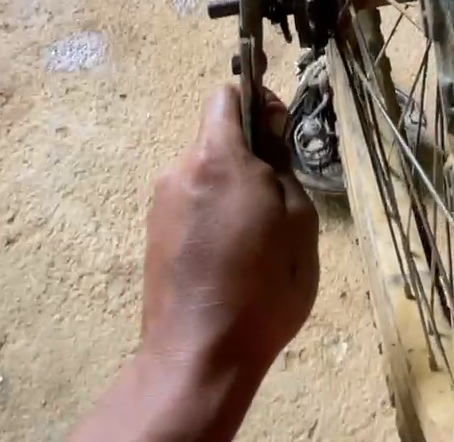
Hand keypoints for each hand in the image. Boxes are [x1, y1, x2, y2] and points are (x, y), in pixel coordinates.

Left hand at [140, 84, 318, 383]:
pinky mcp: (154, 232)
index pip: (228, 95)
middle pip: (218, 135)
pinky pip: (192, 198)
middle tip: (280, 194)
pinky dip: (215, 208)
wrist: (199, 358)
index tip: (280, 130)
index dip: (259, 101)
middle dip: (251, 151)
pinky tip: (232, 250)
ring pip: (206, 169)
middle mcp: (180, 170)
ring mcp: (161, 202)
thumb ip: (282, 163)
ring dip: (234, 183)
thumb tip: (270, 130)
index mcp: (217, 158)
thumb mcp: (299, 218)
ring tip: (258, 231)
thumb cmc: (263, 285)